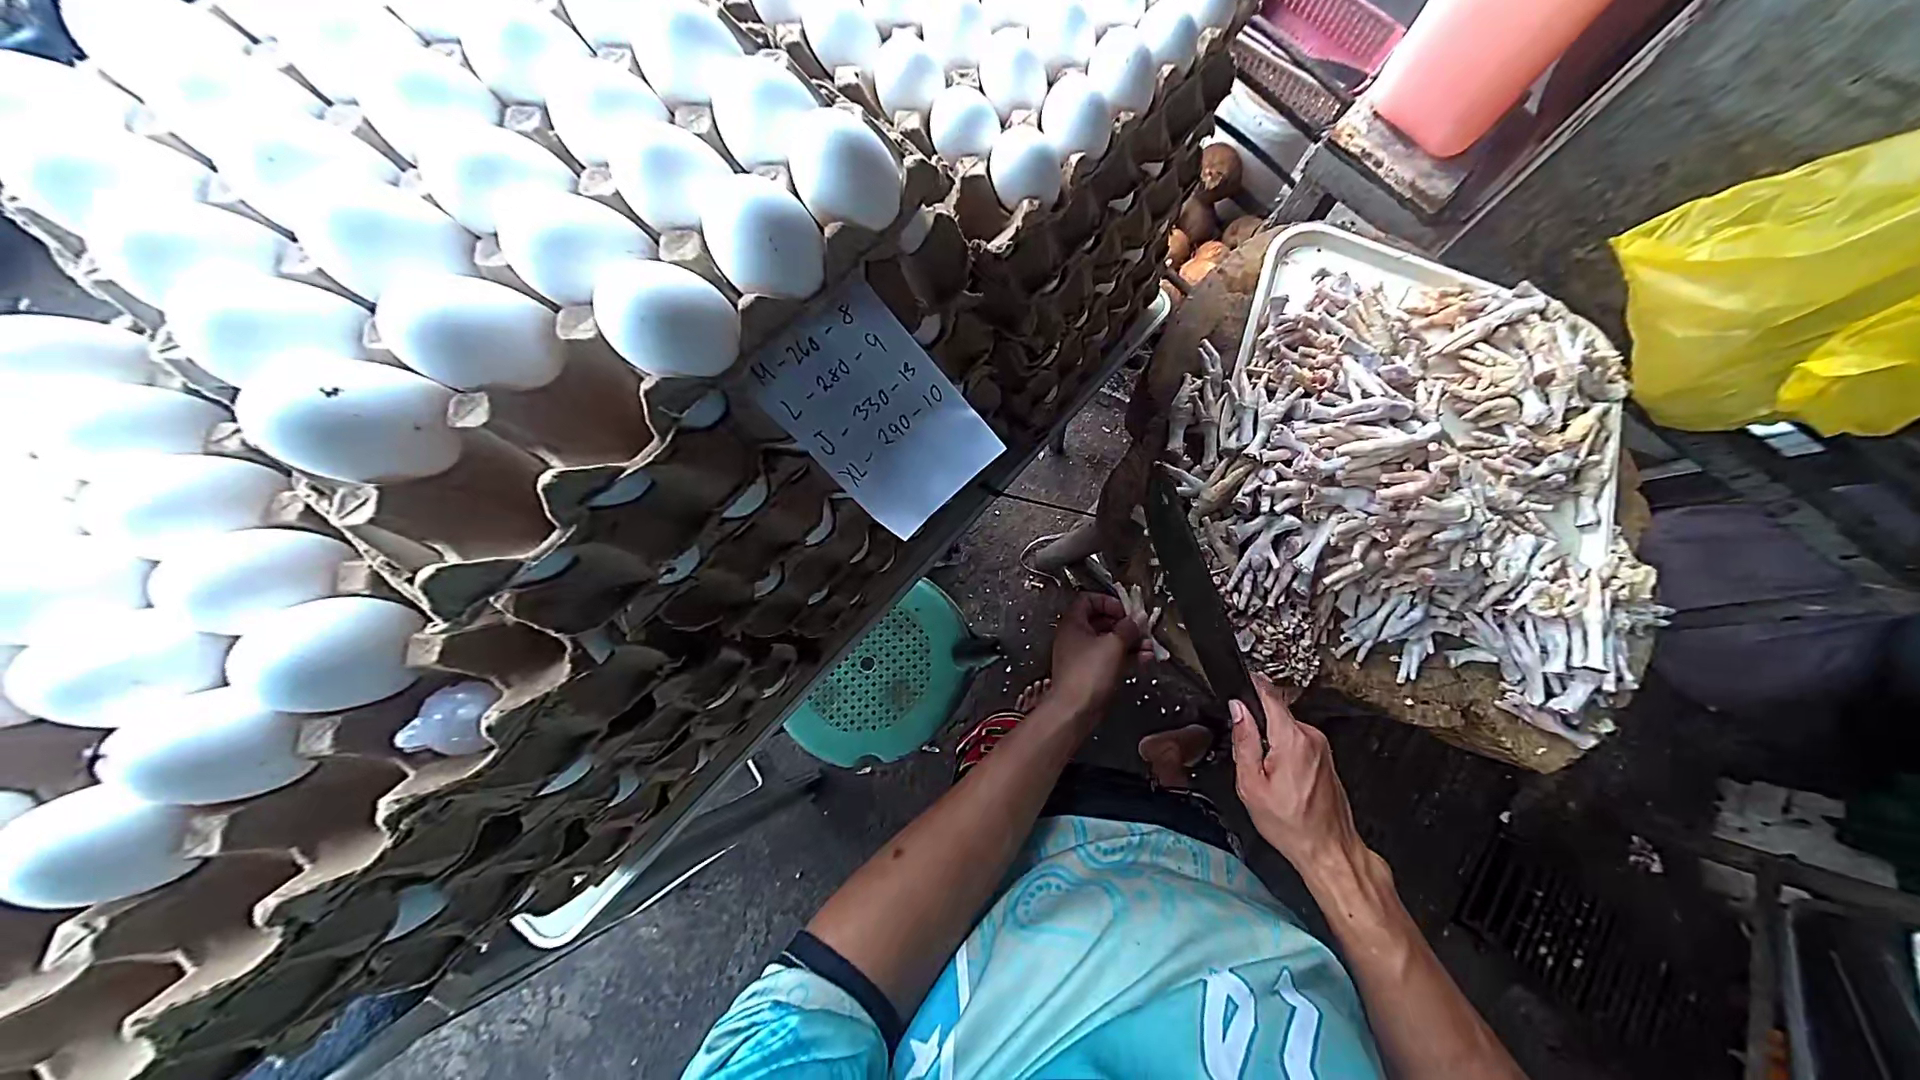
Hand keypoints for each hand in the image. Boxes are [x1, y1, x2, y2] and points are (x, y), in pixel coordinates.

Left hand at [1046, 592, 1145, 716]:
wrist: (1075, 710)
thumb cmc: (1087, 674)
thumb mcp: (1113, 645)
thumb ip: (1128, 628)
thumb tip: (1138, 618)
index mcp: (1073, 624)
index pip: (1088, 600)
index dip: (1108, 601)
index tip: (1126, 610)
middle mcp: (1075, 637)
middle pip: (1101, 621)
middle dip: (1125, 624)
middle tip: (1142, 629)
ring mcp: (1082, 656)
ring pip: (1108, 641)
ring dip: (1130, 641)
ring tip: (1148, 646)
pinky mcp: (1091, 673)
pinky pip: (1110, 658)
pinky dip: (1126, 656)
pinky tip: (1144, 658)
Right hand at [1229, 674, 1366, 876]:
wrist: (1328, 850)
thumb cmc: (1292, 824)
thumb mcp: (1251, 783)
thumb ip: (1243, 740)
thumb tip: (1237, 711)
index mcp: (1292, 740)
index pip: (1270, 695)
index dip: (1252, 685)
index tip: (1241, 679)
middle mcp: (1312, 738)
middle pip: (1276, 713)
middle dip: (1257, 725)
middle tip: (1247, 754)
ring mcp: (1322, 748)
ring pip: (1285, 728)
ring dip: (1270, 741)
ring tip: (1265, 773)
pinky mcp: (1325, 758)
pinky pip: (1297, 742)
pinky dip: (1283, 751)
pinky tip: (1280, 779)